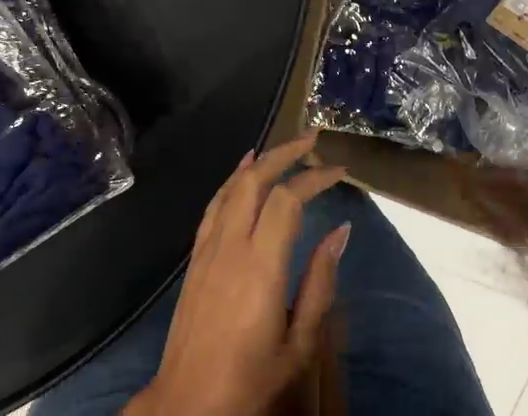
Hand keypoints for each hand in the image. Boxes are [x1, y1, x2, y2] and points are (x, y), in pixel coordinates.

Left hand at [124, 133, 350, 415]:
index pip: (287, 200)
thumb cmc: (251, 379)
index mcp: (260, 265)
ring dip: (258, 161)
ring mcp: (207, 249)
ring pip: (231, 188)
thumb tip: (341, 232)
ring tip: (282, 147)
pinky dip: (231, 182)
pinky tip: (241, 173)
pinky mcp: (195, 259)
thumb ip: (320, 283)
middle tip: (313, 139)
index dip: (314, 178)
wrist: (186, 403)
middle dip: (284, 153)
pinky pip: (214, 206)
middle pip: (255, 180)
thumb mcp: (299, 343)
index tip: (339, 171)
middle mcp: (230, 246)